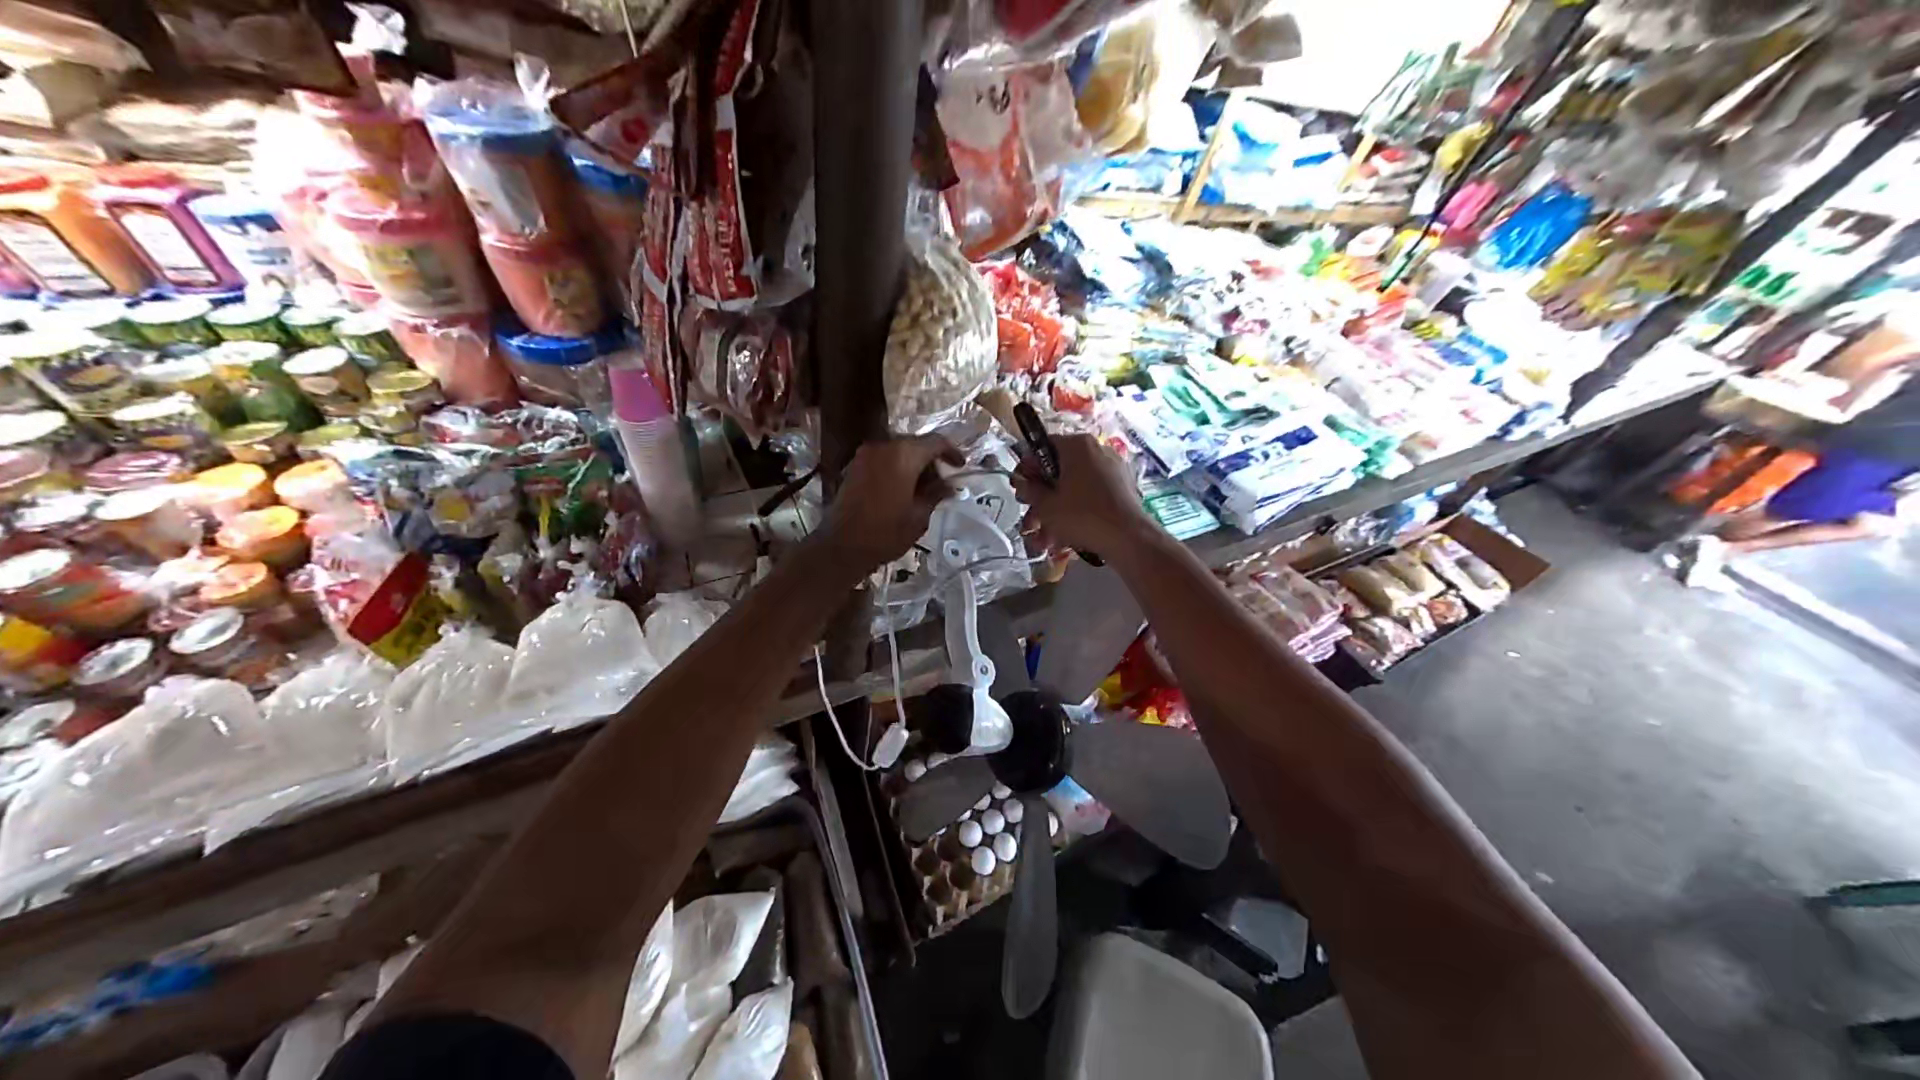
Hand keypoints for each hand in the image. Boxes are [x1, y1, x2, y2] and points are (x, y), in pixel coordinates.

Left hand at [814, 436, 959, 571]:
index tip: (960, 466)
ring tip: (923, 488)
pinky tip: (903, 488)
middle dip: (931, 460)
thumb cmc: (885, 533)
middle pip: (916, 444)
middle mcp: (884, 446)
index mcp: (904, 455)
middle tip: (942, 482)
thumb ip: (936, 494)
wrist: (841, 546)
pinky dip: (896, 467)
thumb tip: (950, 486)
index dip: (951, 451)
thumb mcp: (919, 516)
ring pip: (898, 450)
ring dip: (913, 464)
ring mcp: (865, 454)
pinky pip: (883, 458)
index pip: (935, 442)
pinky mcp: (854, 466)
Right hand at [1012, 433, 1156, 556]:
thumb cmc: (1082, 515)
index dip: (1027, 468)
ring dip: (1055, 512)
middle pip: (1059, 470)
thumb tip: (1021, 480)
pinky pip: (1091, 496)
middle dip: (1041, 498)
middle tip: (1030, 518)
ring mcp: (1112, 469)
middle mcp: (1097, 450)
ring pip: (1074, 488)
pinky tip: (1063, 539)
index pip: (1043, 446)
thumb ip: (1029, 489)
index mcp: (1077, 445)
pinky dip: (1076, 513)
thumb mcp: (1046, 504)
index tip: (1020, 489)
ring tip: (1043, 540)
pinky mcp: (1122, 489)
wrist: (1128, 537)